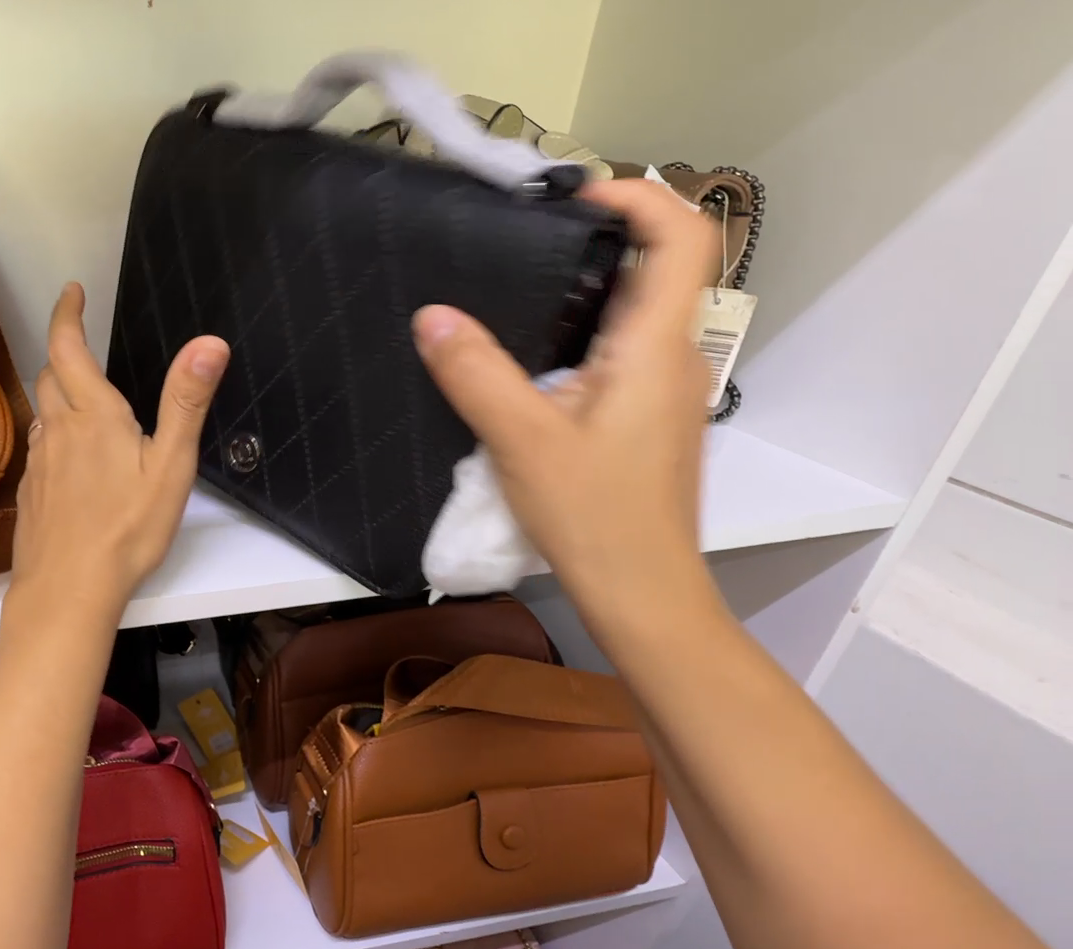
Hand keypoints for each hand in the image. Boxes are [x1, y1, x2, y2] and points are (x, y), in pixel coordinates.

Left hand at [9, 283, 229, 607]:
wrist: (68, 589)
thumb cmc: (126, 530)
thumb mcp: (170, 467)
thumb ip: (186, 403)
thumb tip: (209, 343)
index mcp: (93, 415)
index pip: (67, 346)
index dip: (66, 314)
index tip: (72, 291)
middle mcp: (58, 429)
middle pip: (50, 375)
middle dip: (64, 352)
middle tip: (82, 344)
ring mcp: (39, 462)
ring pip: (43, 411)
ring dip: (58, 394)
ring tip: (82, 399)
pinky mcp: (31, 491)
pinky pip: (40, 448)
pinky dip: (54, 435)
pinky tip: (72, 459)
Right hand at [412, 179, 720, 619]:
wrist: (640, 590)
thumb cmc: (593, 514)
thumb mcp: (521, 439)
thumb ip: (475, 372)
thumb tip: (431, 315)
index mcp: (655, 347)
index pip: (681, 237)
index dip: (638, 196)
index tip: (573, 194)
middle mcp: (673, 359)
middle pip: (657, 270)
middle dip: (598, 239)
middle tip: (523, 240)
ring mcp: (664, 394)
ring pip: (636, 315)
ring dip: (586, 290)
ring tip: (514, 292)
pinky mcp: (645, 422)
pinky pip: (620, 355)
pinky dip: (581, 335)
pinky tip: (529, 363)